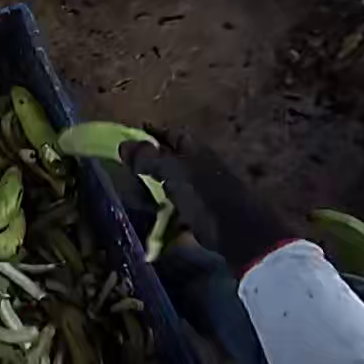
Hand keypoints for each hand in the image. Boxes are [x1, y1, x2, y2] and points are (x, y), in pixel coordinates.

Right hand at [121, 139, 293, 270]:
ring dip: (158, 189)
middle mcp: (201, 166)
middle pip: (173, 159)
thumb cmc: (206, 196)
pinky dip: (166, 213)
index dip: (153, 132)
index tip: (135, 132)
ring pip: (175, 184)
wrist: (240, 232)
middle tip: (129, 166)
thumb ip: (149, 158)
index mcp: (195, 151)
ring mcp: (205, 191)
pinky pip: (179, 210)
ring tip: (136, 195)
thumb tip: (123, 145)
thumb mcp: (173, 171)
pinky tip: (154, 221)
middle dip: (153, 161)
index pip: (171, 134)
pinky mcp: (205, 215)